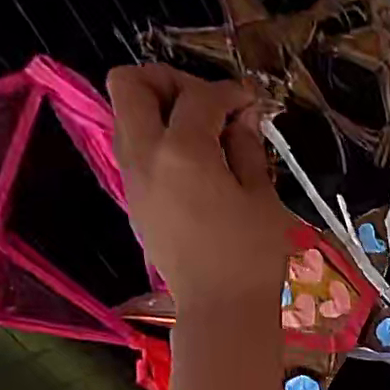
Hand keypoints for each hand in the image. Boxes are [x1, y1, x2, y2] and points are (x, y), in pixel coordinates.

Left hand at [107, 64, 295, 313]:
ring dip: (160, 111)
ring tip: (204, 136)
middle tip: (207, 104)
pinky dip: (159, 141)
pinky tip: (196, 167)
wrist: (222, 308)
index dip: (229, 92)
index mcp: (184, 152)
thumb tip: (242, 119)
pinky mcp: (135, 201)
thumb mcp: (263, 199)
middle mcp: (146, 155)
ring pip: (126, 115)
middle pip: (131, 84)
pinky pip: (135, 149)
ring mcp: (133, 179)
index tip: (252, 102)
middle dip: (170, 81)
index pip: (199, 97)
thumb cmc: (253, 256)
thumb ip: (248, 150)